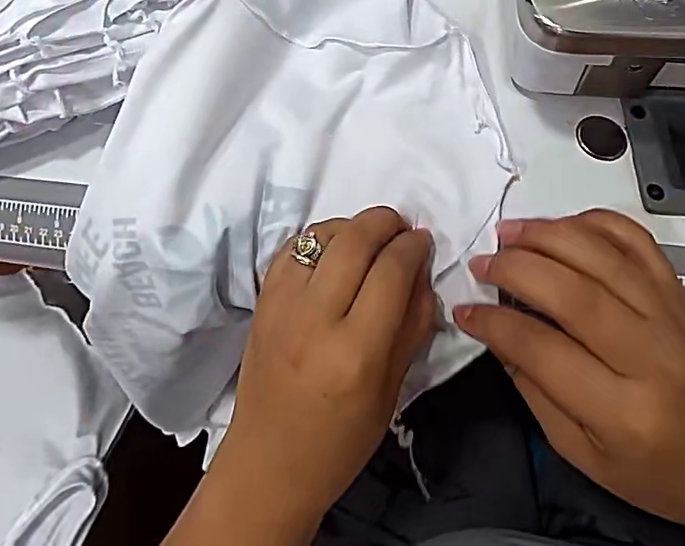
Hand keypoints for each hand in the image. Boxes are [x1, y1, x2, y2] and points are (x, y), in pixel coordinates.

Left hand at [165, 207, 437, 545]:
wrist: (267, 463)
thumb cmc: (340, 441)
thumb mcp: (392, 391)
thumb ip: (412, 325)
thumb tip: (422, 272)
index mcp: (355, 353)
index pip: (391, 271)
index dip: (412, 246)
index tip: (422, 240)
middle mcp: (315, 320)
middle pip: (355, 240)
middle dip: (385, 222)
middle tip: (400, 228)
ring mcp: (281, 304)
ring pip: (321, 235)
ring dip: (352, 226)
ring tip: (369, 238)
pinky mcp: (262, 298)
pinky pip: (292, 247)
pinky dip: (319, 238)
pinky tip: (334, 251)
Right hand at [455, 210, 684, 545]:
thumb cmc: (653, 469)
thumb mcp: (580, 452)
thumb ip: (532, 388)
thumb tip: (493, 330)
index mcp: (625, 414)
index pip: (543, 349)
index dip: (494, 322)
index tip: (466, 309)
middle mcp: (652, 357)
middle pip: (572, 292)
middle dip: (515, 268)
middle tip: (483, 263)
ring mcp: (670, 316)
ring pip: (602, 255)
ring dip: (546, 234)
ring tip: (509, 233)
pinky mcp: (678, 292)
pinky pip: (635, 239)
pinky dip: (593, 220)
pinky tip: (561, 226)